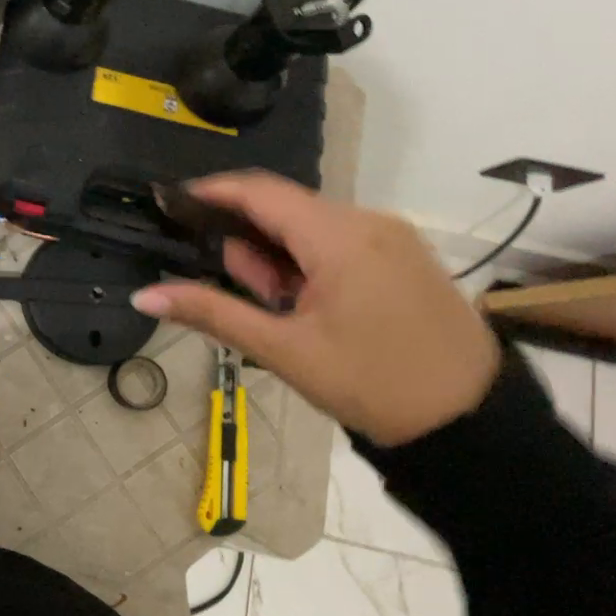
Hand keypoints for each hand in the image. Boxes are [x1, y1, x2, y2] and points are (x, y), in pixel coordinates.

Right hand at [132, 172, 500, 447]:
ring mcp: (392, 237)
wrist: (472, 424)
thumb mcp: (283, 350)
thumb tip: (143, 296)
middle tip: (242, 294)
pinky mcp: (404, 257)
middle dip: (249, 244)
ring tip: (281, 312)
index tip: (168, 204)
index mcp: (340, 236)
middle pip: (283, 209)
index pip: (259, 191)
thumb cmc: (371, 383)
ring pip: (309, 227)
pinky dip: (308, 264)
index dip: (210, 192)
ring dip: (278, 259)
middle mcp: (369, 221)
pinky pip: (338, 241)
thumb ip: (210, 312)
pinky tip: (308, 307)